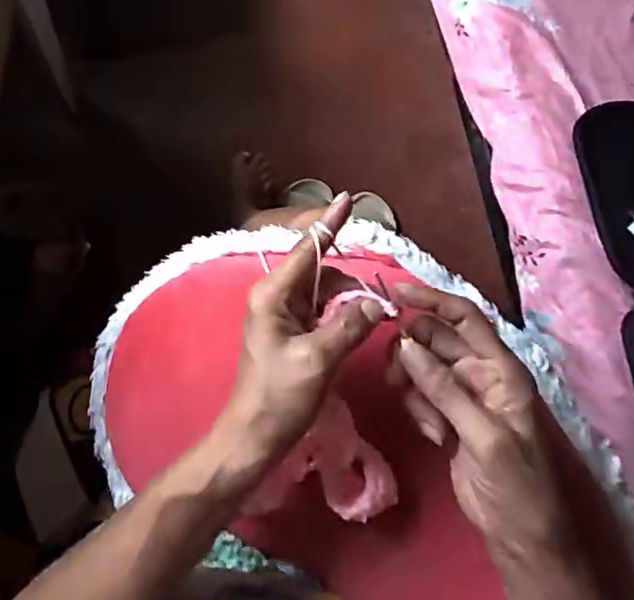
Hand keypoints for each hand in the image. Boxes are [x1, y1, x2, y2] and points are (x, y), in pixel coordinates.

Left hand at [211, 192, 385, 477]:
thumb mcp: (318, 360)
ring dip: (348, 299)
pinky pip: (321, 308)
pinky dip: (342, 312)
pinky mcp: (291, 329)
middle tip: (380, 299)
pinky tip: (358, 323)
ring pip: (324, 290)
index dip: (330, 224)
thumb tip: (376, 302)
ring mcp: (282, 311)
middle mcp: (275, 294)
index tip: (347, 198)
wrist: (253, 435)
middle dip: (350, 279)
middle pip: (320, 269)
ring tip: (372, 318)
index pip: (308, 249)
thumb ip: (349, 326)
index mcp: (273, 293)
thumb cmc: (279, 397)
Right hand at [388, 284, 595, 598]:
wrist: (521, 539)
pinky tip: (433, 435)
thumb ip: (444, 389)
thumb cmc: (518, 486)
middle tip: (394, 377)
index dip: (431, 299)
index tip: (396, 292)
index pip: (464, 316)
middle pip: (434, 339)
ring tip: (426, 421)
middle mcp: (480, 372)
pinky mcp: (447, 414)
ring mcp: (462, 393)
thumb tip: (405, 345)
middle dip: (411, 352)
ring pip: (421, 364)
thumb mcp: (484, 437)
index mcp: (500, 368)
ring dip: (413, 385)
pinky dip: (417, 407)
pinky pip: (419, 392)